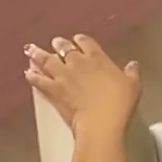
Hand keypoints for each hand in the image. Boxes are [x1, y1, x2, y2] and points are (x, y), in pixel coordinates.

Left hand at [23, 34, 140, 144]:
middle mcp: (77, 62)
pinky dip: (32, 76)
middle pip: (64, 47)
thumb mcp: (133, 86)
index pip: (86, 42)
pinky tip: (28, 73)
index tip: (79, 40)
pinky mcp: (53, 90)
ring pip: (46, 60)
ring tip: (31, 50)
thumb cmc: (120, 103)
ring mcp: (62, 75)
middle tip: (56, 43)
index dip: (81, 40)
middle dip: (59, 44)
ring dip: (38, 54)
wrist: (101, 122)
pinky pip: (38, 80)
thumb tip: (133, 65)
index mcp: (97, 58)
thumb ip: (132, 73)